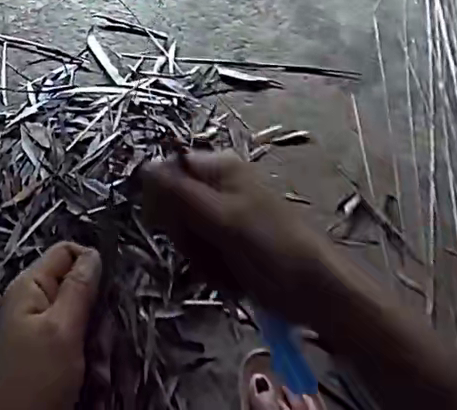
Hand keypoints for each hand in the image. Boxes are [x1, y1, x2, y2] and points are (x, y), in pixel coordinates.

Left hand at [0, 241, 101, 409]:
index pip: (67, 251)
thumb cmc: (34, 382)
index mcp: (31, 286)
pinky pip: (78, 348)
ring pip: (84, 322)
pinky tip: (92, 382)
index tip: (108, 294)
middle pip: (79, 289)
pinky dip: (89, 363)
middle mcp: (35, 304)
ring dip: (97, 345)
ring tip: (96, 371)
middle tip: (99, 343)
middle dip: (97, 315)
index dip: (92, 265)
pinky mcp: (49, 360)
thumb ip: (79, 289)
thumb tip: (95, 253)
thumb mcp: (61, 331)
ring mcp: (41, 333)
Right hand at [138, 152, 345, 327]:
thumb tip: (143, 167)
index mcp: (218, 166)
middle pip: (172, 203)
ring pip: (183, 232)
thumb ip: (180, 193)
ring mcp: (221, 216)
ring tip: (223, 266)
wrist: (313, 289)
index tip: (168, 222)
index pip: (169, 170)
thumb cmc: (271, 243)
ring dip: (198, 255)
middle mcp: (216, 186)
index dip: (163, 196)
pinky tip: (230, 277)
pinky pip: (198, 252)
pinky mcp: (225, 244)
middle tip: (205, 247)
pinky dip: (209, 268)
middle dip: (184, 233)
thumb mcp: (222, 217)